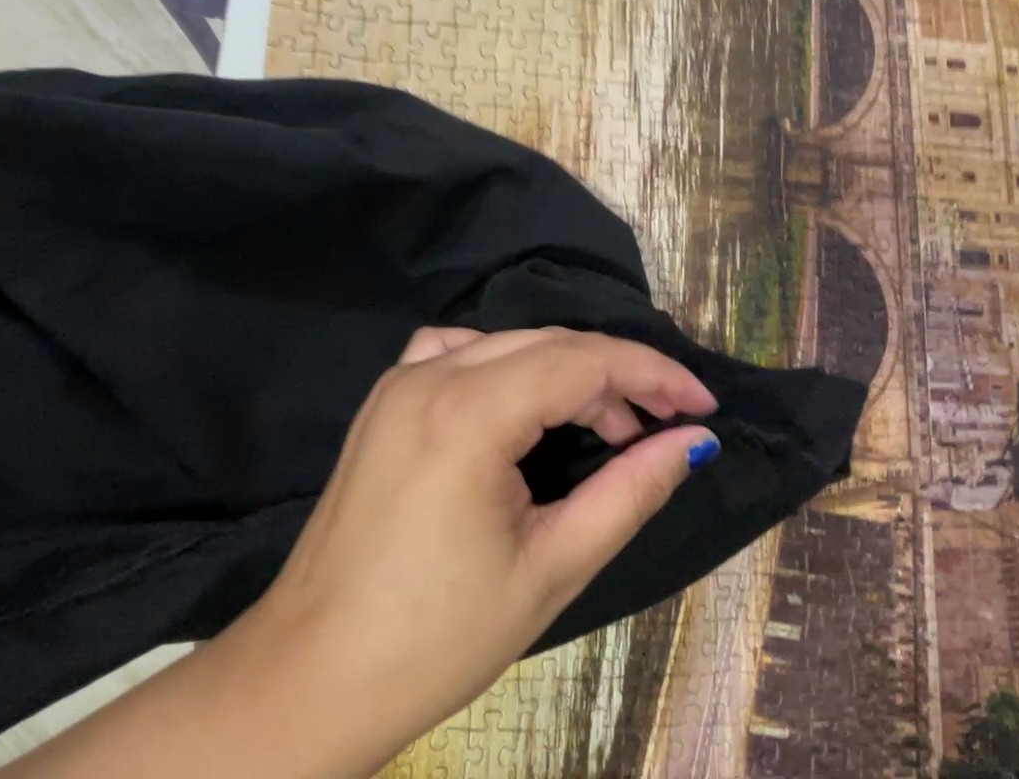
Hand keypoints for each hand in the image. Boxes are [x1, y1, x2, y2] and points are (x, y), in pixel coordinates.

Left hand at [3, 327, 718, 778]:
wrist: (316, 674)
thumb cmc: (439, 636)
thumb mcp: (552, 565)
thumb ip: (628, 492)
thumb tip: (693, 442)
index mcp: (468, 412)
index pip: (582, 361)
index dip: (652, 374)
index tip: (702, 406)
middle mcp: (427, 376)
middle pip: (545, 344)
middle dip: (614, 375)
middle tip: (663, 426)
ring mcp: (395, 386)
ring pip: (503, 346)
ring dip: (563, 373)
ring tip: (604, 429)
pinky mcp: (381, 406)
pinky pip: (455, 356)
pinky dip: (506, 369)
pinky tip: (524, 408)